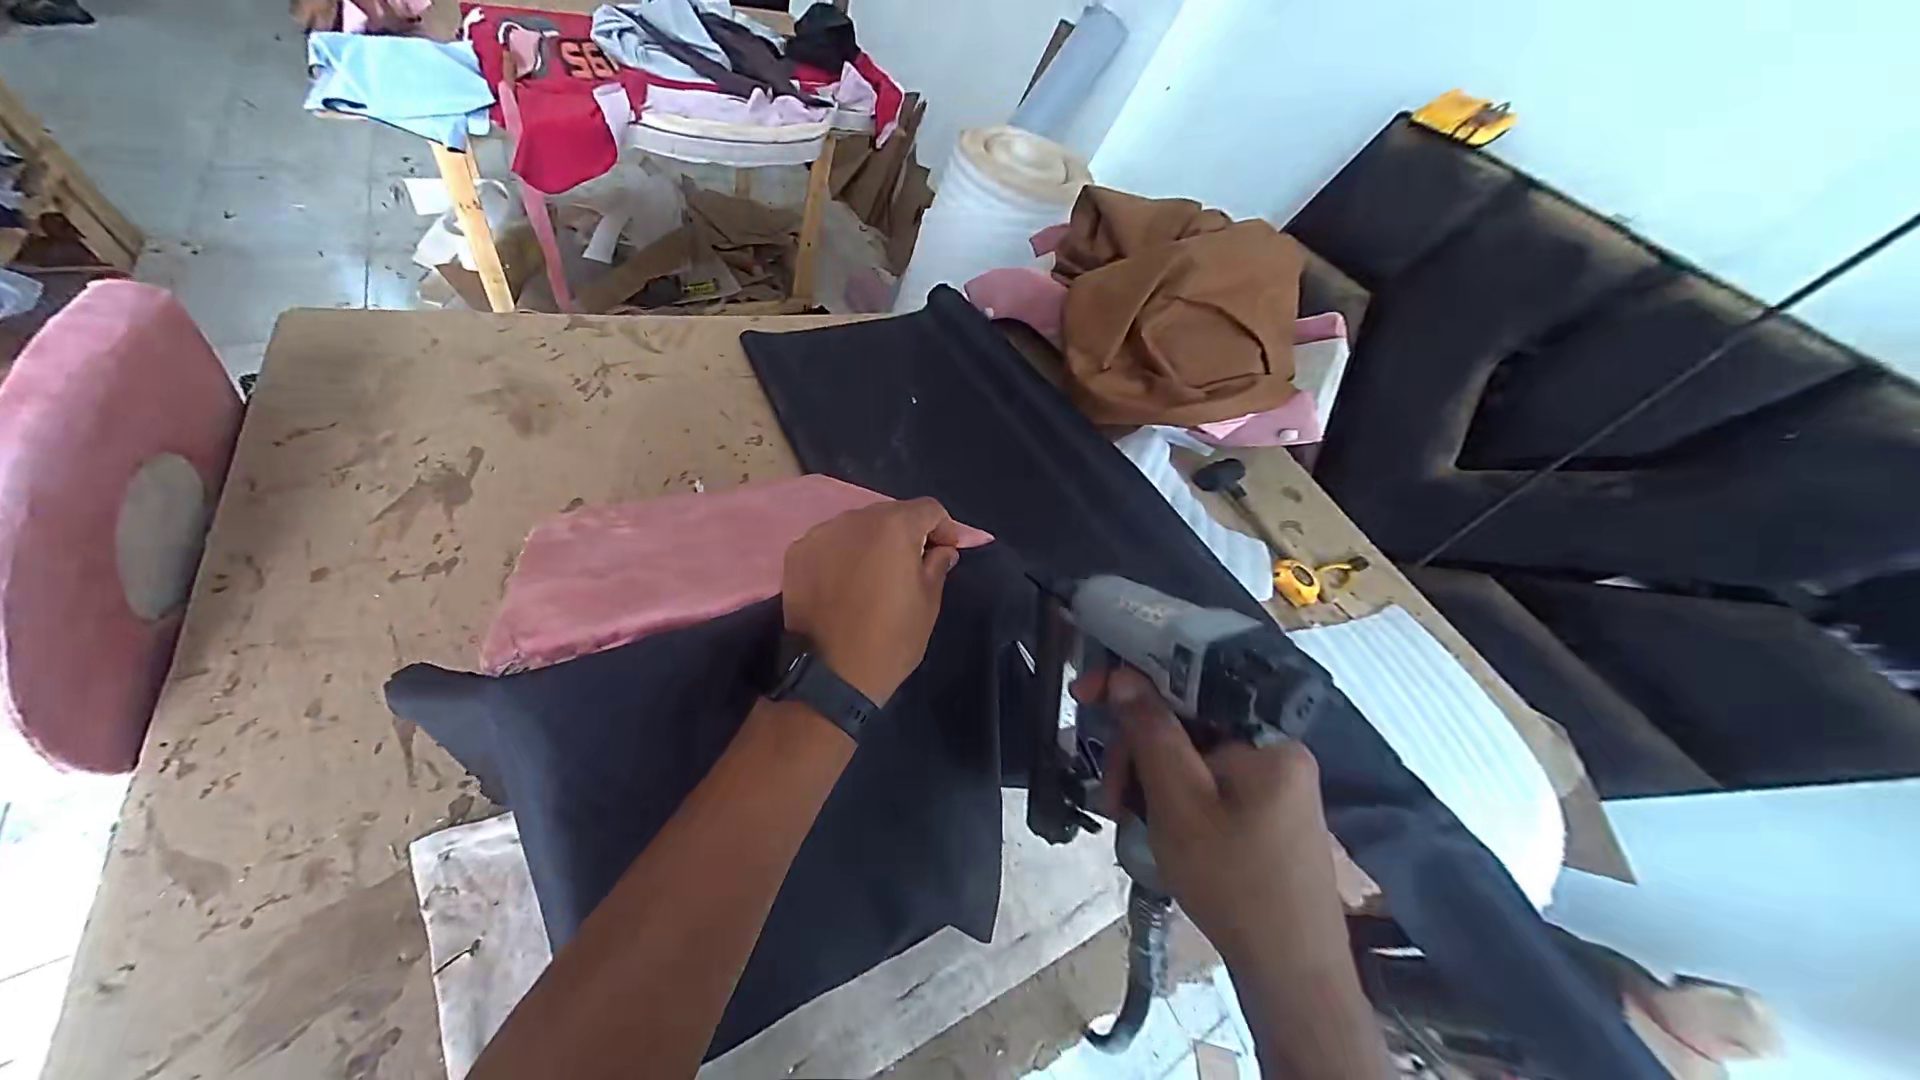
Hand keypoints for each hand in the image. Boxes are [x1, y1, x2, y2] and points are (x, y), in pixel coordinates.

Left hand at [781, 498, 966, 706]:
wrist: (831, 675)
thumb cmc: (891, 639)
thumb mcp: (928, 602)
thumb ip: (937, 565)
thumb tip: (942, 549)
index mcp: (895, 526)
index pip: (928, 509)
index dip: (944, 528)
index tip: (946, 552)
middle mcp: (855, 519)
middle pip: (891, 513)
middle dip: (907, 532)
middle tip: (913, 564)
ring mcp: (821, 533)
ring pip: (857, 526)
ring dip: (872, 542)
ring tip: (875, 575)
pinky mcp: (797, 553)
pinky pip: (830, 542)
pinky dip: (842, 553)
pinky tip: (845, 582)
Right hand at [1075, 667, 1346, 959]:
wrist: (1291, 974)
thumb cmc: (1235, 883)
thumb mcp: (1179, 802)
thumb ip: (1151, 733)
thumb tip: (1124, 676)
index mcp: (1265, 735)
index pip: (1190, 682)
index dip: (1134, 680)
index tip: (1087, 692)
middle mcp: (1272, 746)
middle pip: (1185, 720)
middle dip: (1137, 748)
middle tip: (1111, 791)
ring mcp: (1270, 778)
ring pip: (1189, 751)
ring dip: (1148, 774)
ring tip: (1126, 814)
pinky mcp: (1262, 805)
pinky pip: (1204, 778)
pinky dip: (1170, 792)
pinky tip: (1151, 821)